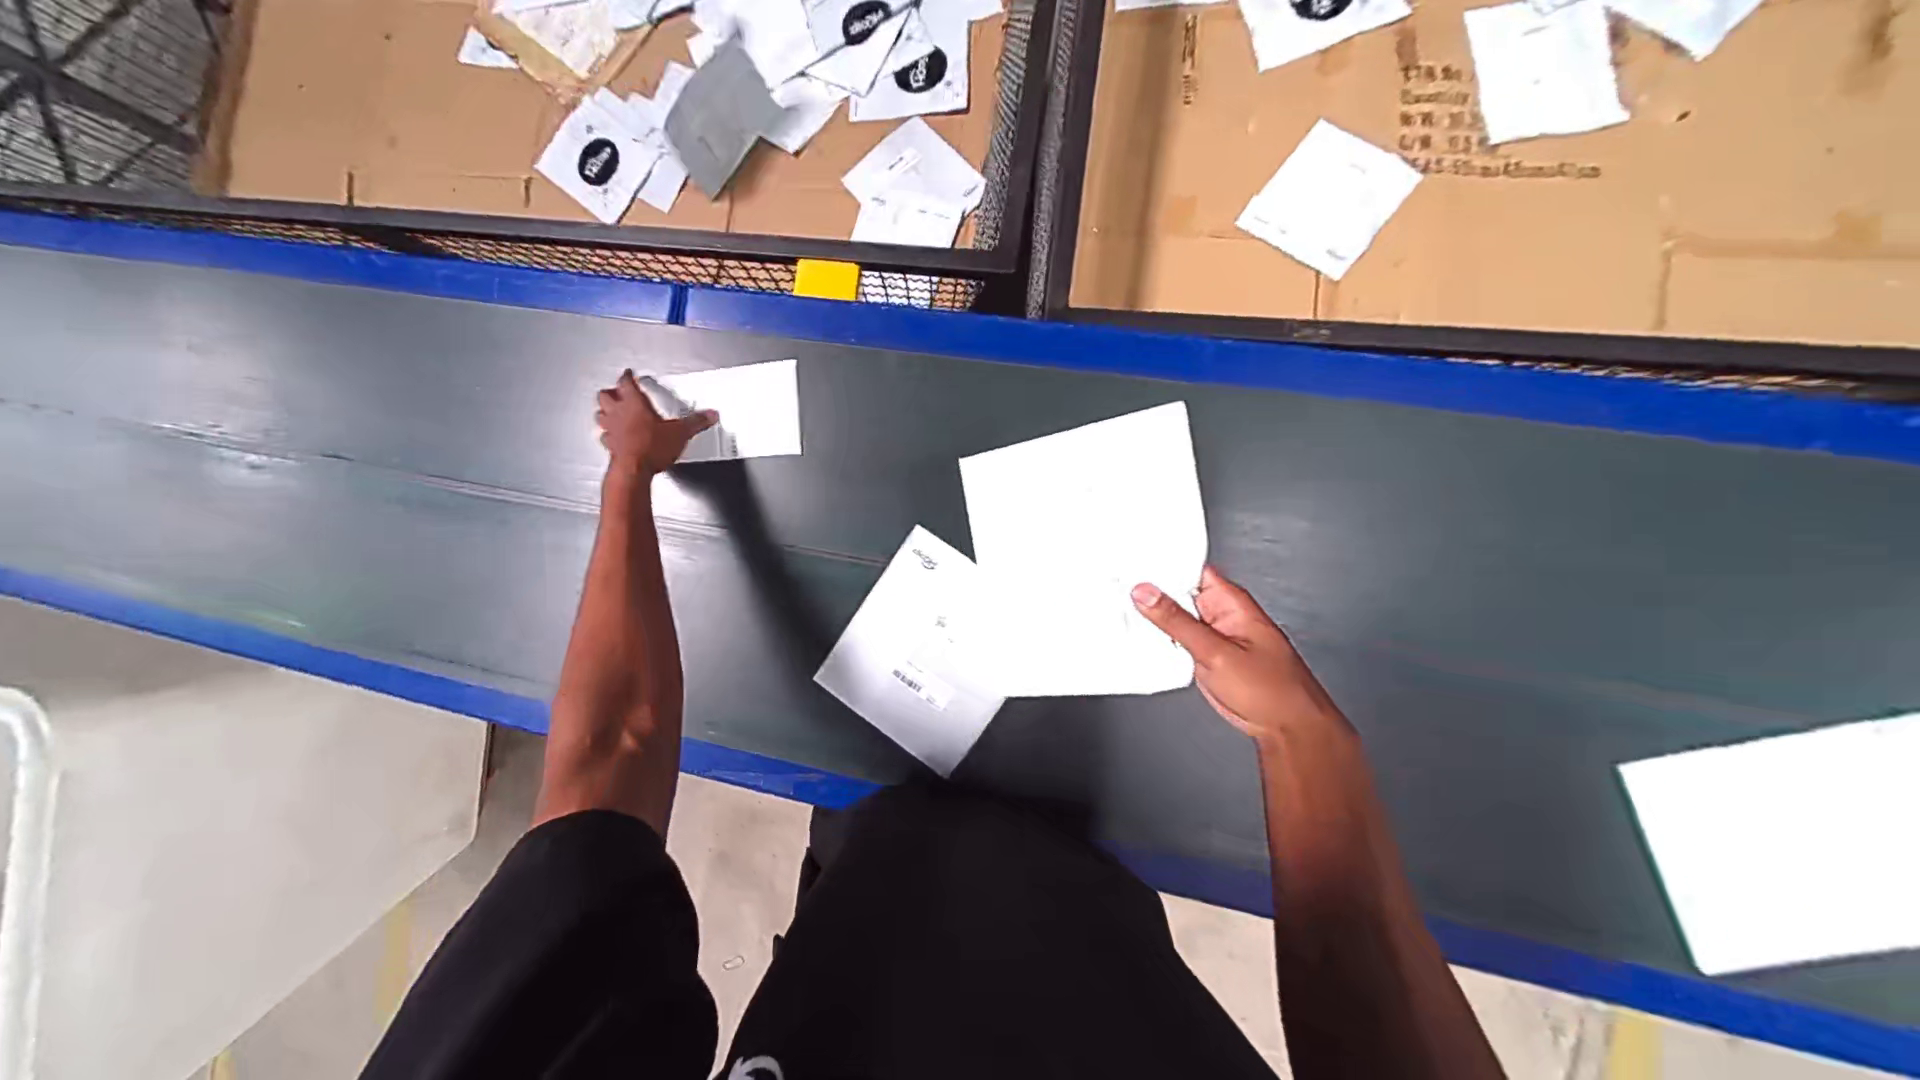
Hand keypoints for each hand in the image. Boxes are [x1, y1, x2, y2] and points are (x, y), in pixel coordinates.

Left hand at [596, 369, 717, 477]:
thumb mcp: (681, 432)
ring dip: (604, 411)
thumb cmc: (651, 446)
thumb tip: (709, 415)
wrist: (634, 469)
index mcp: (634, 402)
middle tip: (617, 391)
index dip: (627, 376)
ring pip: (600, 413)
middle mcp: (618, 412)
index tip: (628, 374)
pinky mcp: (609, 445)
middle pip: (605, 395)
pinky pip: (604, 436)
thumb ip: (696, 422)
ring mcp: (610, 429)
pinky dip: (608, 434)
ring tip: (611, 411)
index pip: (625, 382)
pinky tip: (614, 437)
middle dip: (611, 392)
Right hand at [1132, 566, 1344, 742]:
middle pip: (1178, 592)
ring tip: (1131, 618)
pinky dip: (1162, 641)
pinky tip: (1147, 641)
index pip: (1189, 569)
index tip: (1133, 569)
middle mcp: (1222, 614)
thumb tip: (1147, 594)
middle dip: (1153, 594)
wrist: (1288, 728)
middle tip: (1125, 594)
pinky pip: (1177, 640)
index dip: (1161, 566)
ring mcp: (1213, 635)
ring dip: (1156, 620)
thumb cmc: (1274, 691)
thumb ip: (1176, 622)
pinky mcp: (1206, 656)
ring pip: (1175, 618)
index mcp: (1230, 601)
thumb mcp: (1215, 652)